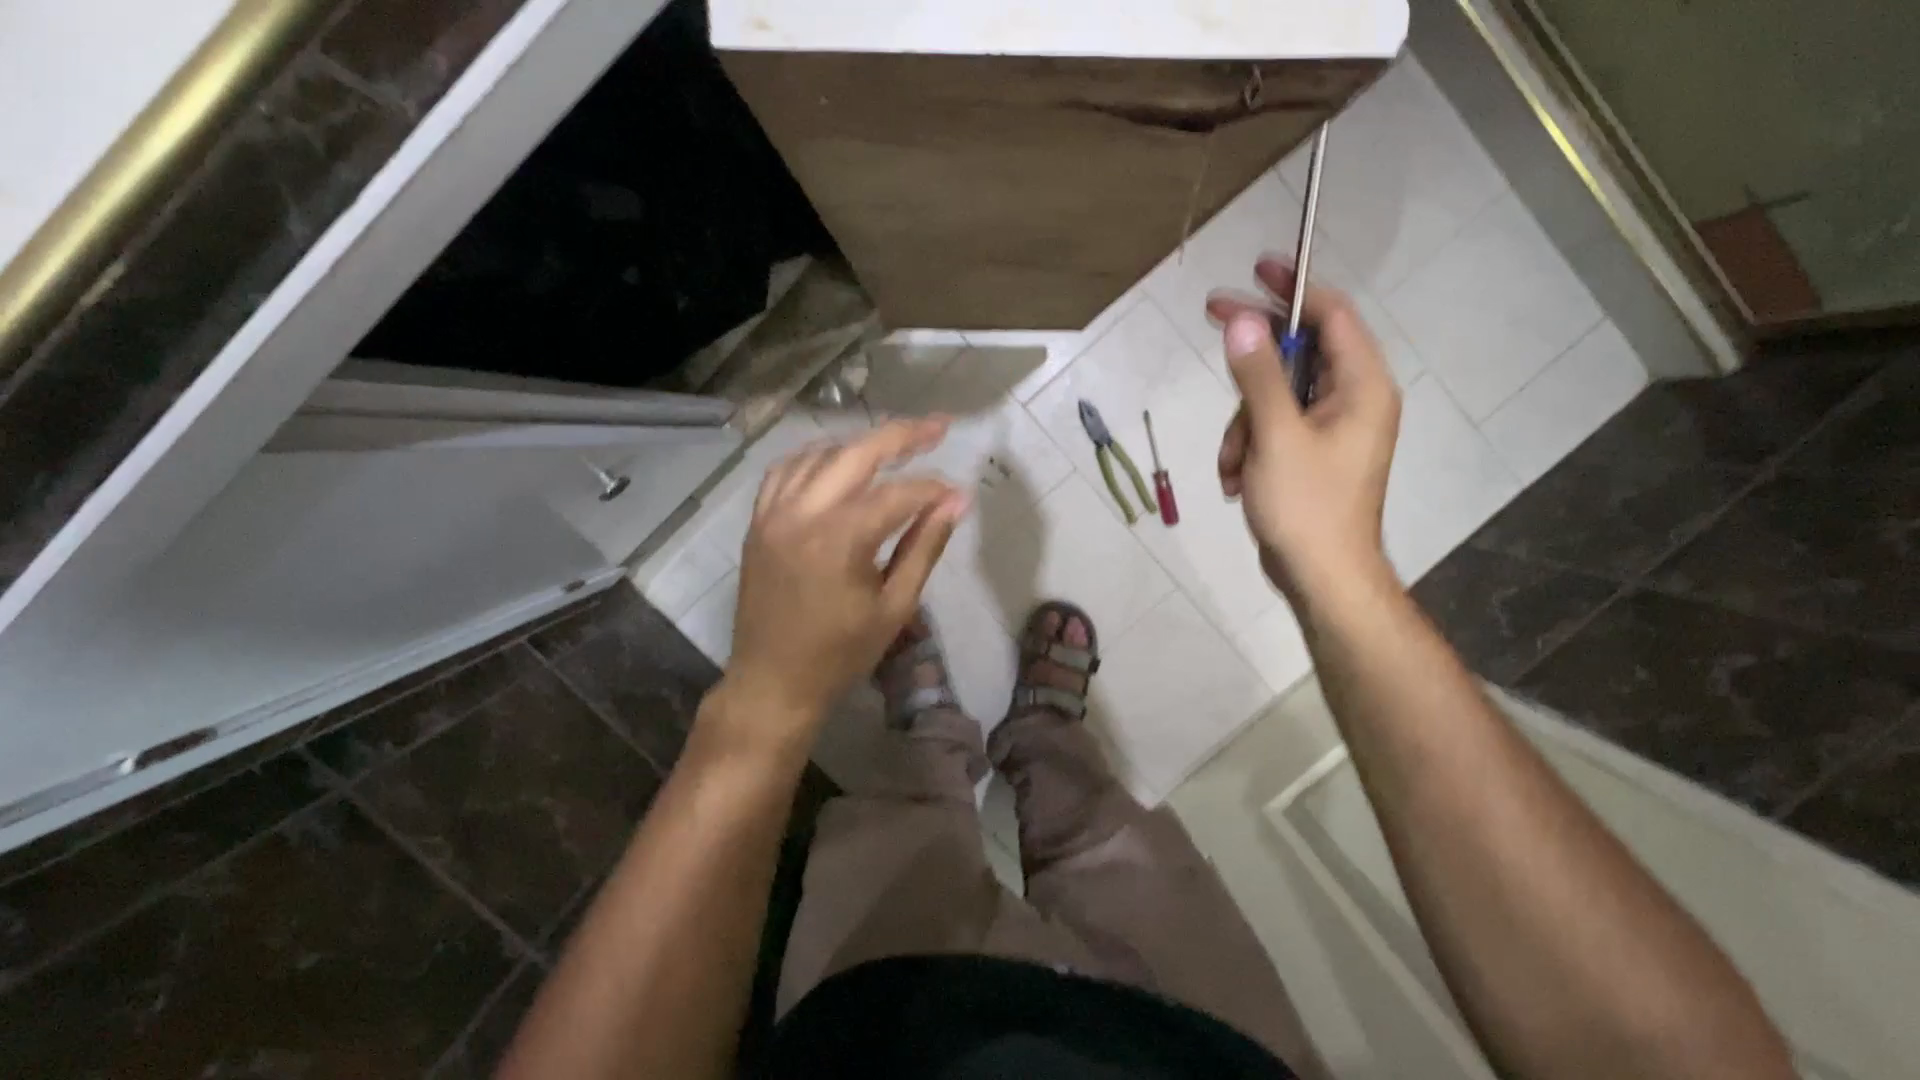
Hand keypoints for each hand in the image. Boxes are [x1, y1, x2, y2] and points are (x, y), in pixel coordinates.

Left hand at [717, 417, 970, 745]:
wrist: (773, 682)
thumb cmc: (840, 653)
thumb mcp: (895, 607)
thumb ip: (925, 547)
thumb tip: (957, 502)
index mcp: (839, 539)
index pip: (897, 494)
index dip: (933, 489)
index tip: (958, 494)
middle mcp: (802, 513)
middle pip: (857, 454)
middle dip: (902, 436)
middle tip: (938, 427)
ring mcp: (773, 514)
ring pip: (819, 456)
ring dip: (858, 445)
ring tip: (893, 446)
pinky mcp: (757, 522)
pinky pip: (784, 472)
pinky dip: (814, 459)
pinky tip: (836, 462)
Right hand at [1208, 258, 1400, 596]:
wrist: (1322, 577)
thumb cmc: (1308, 506)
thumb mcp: (1275, 436)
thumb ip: (1258, 375)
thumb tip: (1241, 319)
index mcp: (1363, 386)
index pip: (1332, 314)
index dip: (1293, 286)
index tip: (1254, 269)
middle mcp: (1353, 400)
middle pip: (1298, 351)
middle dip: (1252, 361)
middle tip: (1214, 323)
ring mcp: (1331, 430)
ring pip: (1275, 394)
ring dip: (1242, 422)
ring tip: (1235, 464)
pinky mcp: (1310, 454)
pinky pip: (1272, 428)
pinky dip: (1248, 448)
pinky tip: (1237, 480)